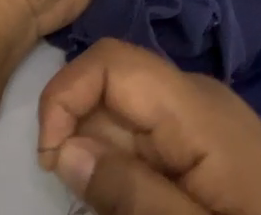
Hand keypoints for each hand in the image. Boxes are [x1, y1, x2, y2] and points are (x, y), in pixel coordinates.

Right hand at [38, 39, 260, 214]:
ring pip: (129, 115)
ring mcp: (207, 117)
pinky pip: (153, 136)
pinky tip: (143, 204)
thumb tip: (63, 148)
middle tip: (89, 202)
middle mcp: (199, 96)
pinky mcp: (211, 141)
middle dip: (83, 134)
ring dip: (106, 157)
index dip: (67, 93)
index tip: (49, 158)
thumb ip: (129, 191)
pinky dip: (130, 166)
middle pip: (115, 87)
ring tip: (122, 209)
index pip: (113, 61)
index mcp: (196, 107)